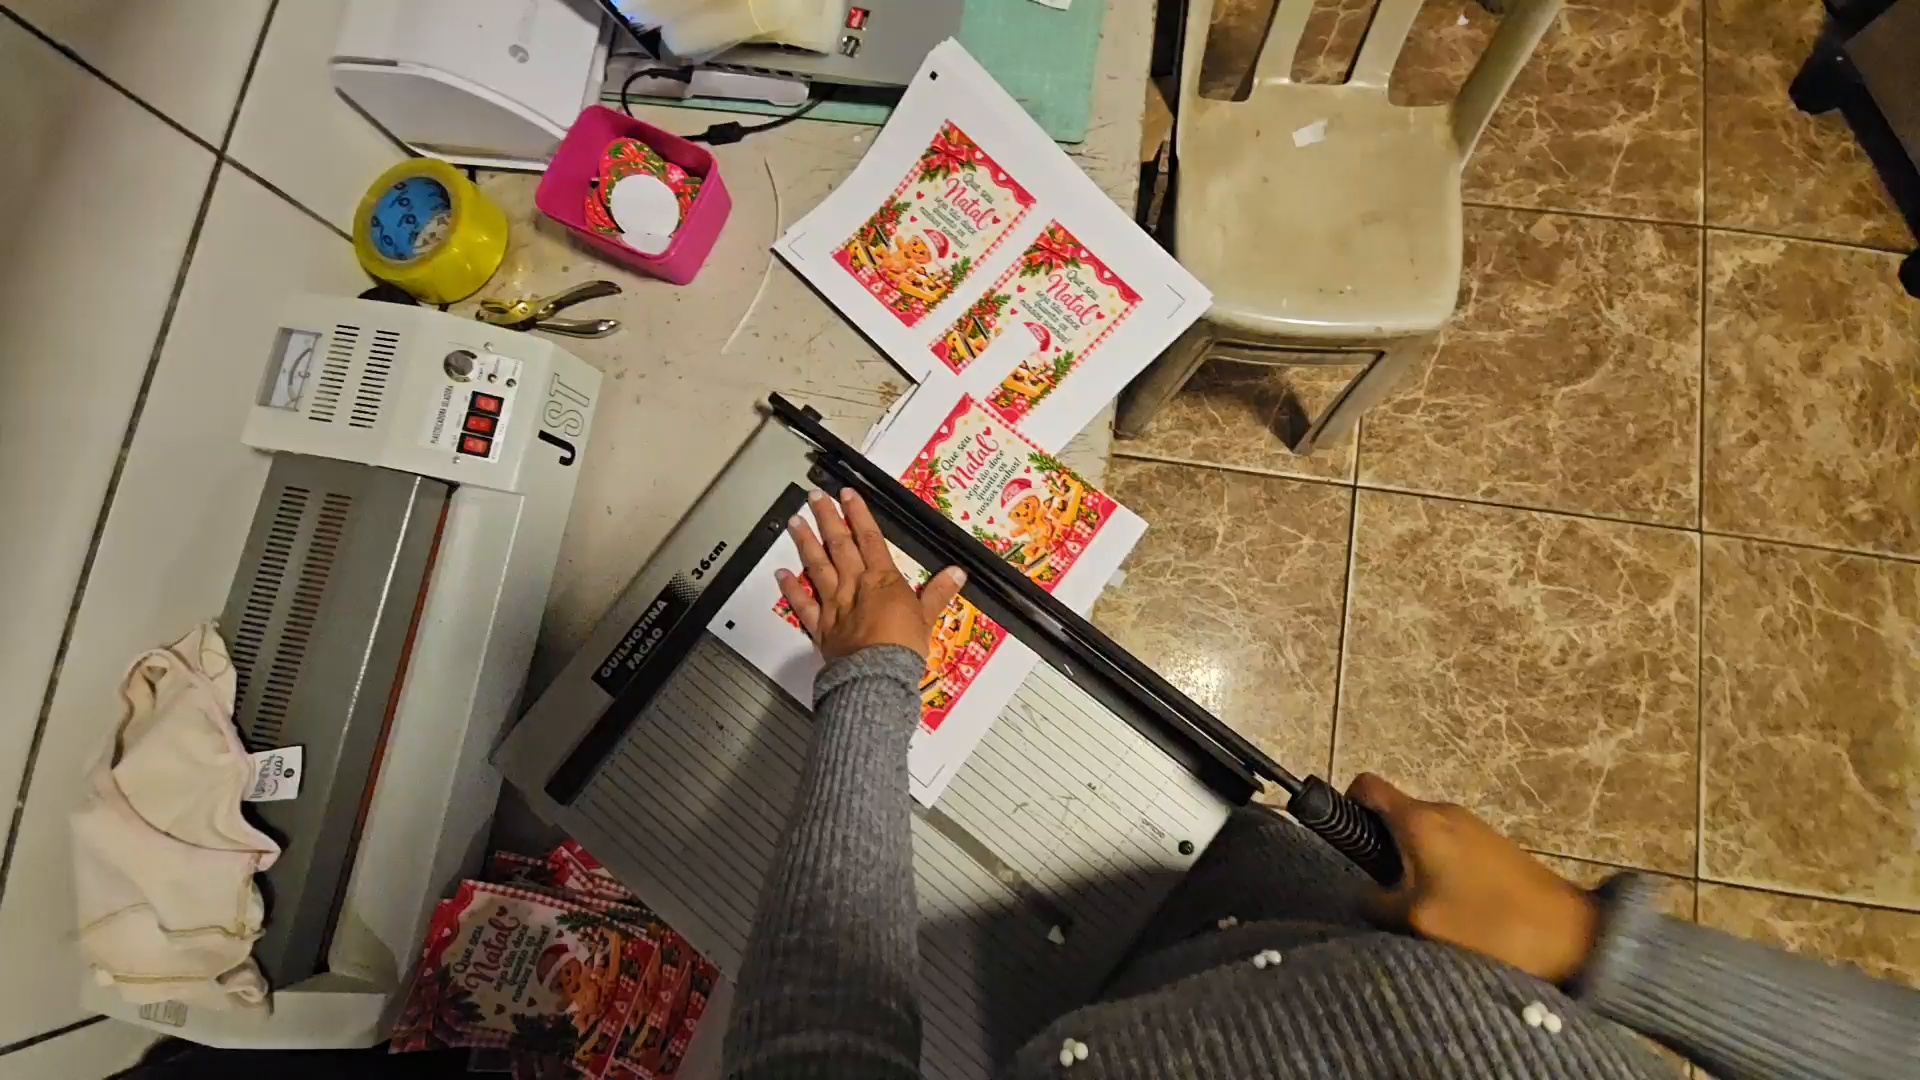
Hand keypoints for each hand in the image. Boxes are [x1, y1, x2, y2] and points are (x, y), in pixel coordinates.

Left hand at [776, 488, 966, 662]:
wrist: (876, 676)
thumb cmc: (904, 646)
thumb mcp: (928, 617)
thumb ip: (939, 592)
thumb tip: (959, 571)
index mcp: (882, 579)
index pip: (870, 539)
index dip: (858, 514)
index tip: (847, 493)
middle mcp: (854, 585)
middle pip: (839, 545)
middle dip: (827, 518)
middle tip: (813, 496)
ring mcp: (834, 604)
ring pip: (817, 567)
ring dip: (805, 543)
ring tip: (794, 522)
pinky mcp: (820, 627)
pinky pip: (803, 604)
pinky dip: (791, 589)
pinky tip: (780, 574)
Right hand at [1348, 773, 1600, 982]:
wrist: (1579, 939)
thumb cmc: (1490, 924)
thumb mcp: (1417, 922)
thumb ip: (1375, 902)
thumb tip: (1364, 893)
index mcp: (1417, 819)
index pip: (1365, 784)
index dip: (1346, 804)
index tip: (1350, 839)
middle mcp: (1442, 811)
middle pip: (1392, 814)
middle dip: (1382, 846)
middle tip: (1390, 888)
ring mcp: (1472, 825)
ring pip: (1420, 833)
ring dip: (1413, 861)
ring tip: (1427, 904)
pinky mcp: (1494, 844)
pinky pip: (1447, 845)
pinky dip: (1440, 868)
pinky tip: (1458, 905)